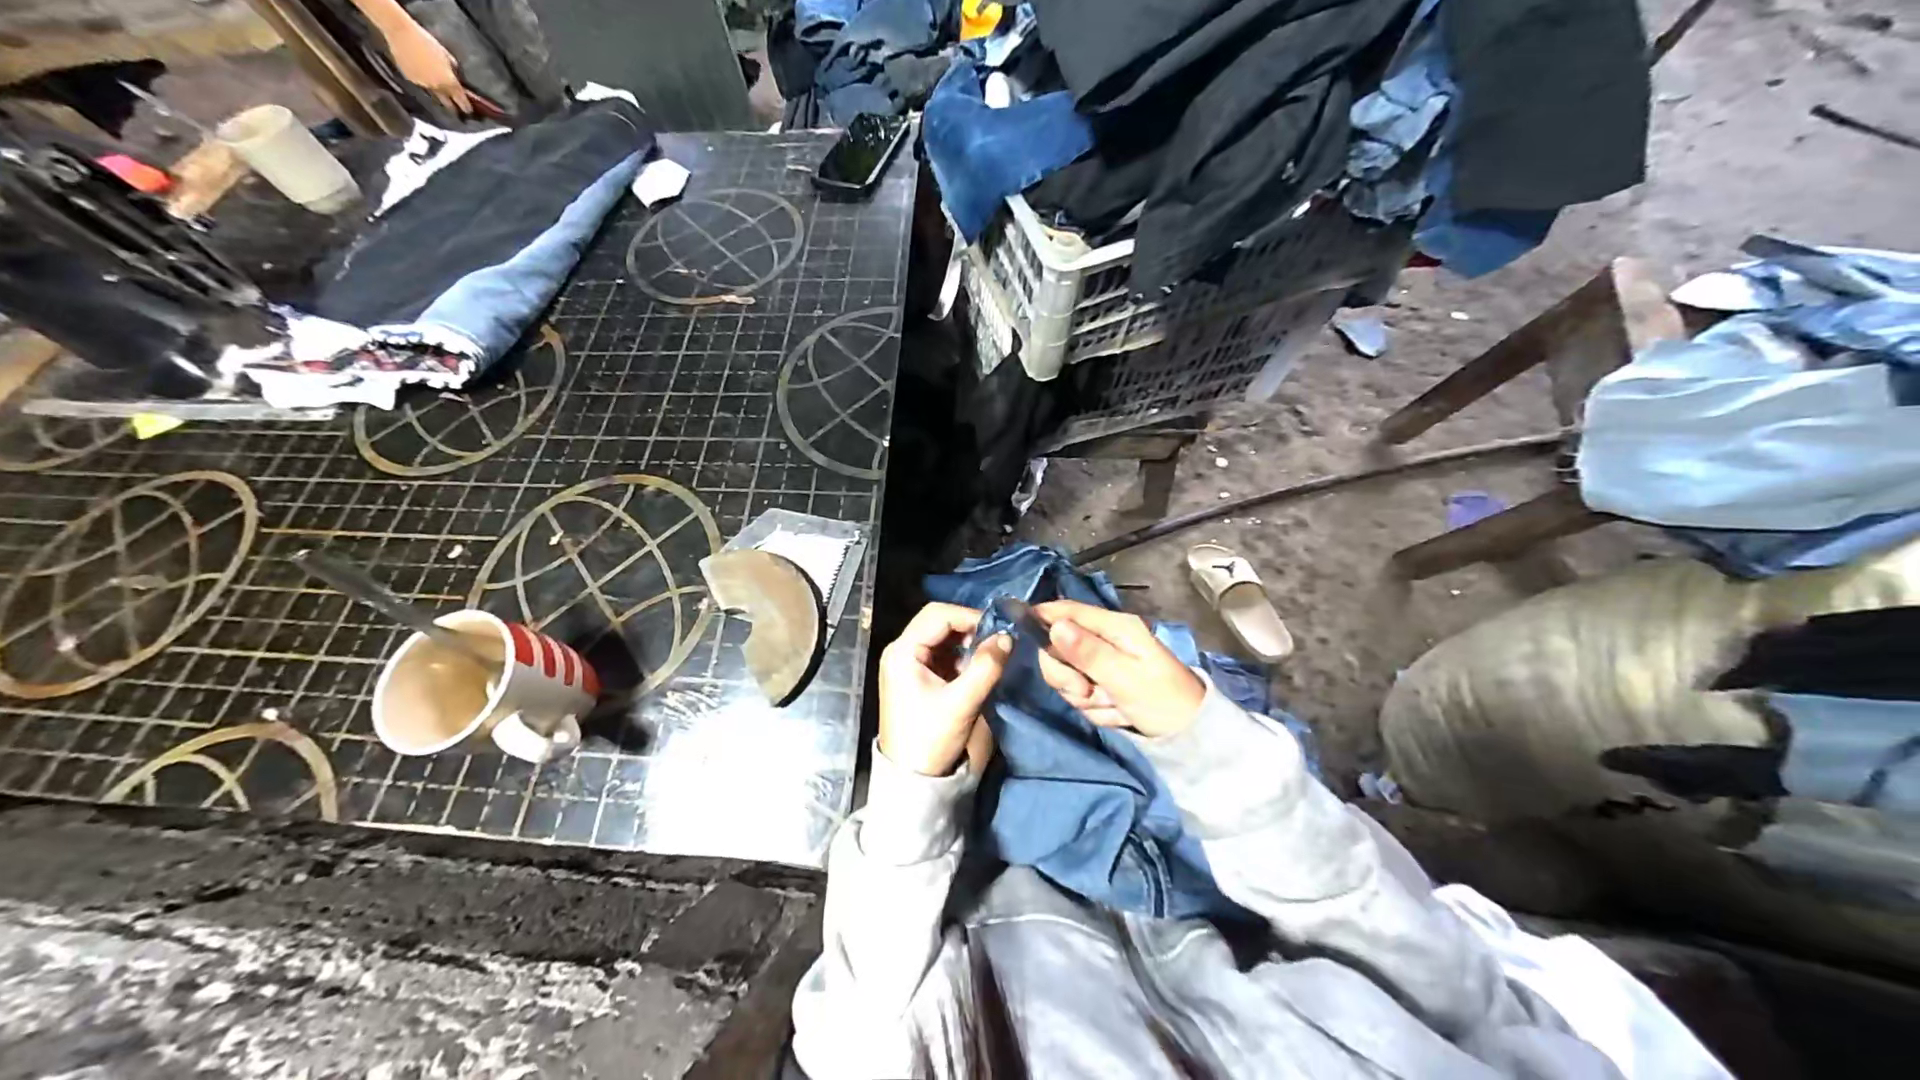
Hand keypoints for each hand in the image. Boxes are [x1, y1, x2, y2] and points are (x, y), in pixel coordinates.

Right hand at [385, 23, 471, 115]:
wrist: (401, 33)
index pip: (462, 102)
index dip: (467, 108)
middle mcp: (438, 88)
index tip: (469, 110)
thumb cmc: (427, 42)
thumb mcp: (447, 56)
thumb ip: (454, 70)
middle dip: (454, 108)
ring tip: (439, 89)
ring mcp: (424, 85)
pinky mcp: (411, 80)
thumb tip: (456, 77)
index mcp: (450, 83)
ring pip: (434, 96)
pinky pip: (422, 86)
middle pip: (448, 105)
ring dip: (438, 95)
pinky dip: (425, 84)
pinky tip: (423, 76)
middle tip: (456, 108)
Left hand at [878, 603, 1010, 776]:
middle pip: (938, 622)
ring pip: (941, 637)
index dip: (969, 616)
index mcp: (902, 652)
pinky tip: (978, 667)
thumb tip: (1007, 637)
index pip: (938, 615)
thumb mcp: (962, 703)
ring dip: (967, 642)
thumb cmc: (930, 740)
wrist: (910, 778)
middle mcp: (900, 650)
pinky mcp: (915, 676)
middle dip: (969, 627)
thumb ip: (986, 667)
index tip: (998, 630)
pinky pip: (941, 653)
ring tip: (991, 654)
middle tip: (996, 640)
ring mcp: (906, 663)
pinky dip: (960, 655)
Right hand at [1033, 600, 1204, 737]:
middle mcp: (1106, 640)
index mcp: (1115, 627)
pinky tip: (1115, 714)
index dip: (1042, 617)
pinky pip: (1080, 694)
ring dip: (1083, 696)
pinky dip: (1094, 708)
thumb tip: (1054, 625)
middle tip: (1086, 692)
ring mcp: (1104, 664)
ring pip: (1067, 675)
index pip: (1067, 610)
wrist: (1191, 738)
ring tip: (1111, 706)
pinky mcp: (1104, 686)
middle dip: (1066, 675)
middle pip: (1059, 647)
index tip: (1023, 632)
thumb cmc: (1162, 700)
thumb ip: (1088, 652)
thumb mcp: (1124, 677)